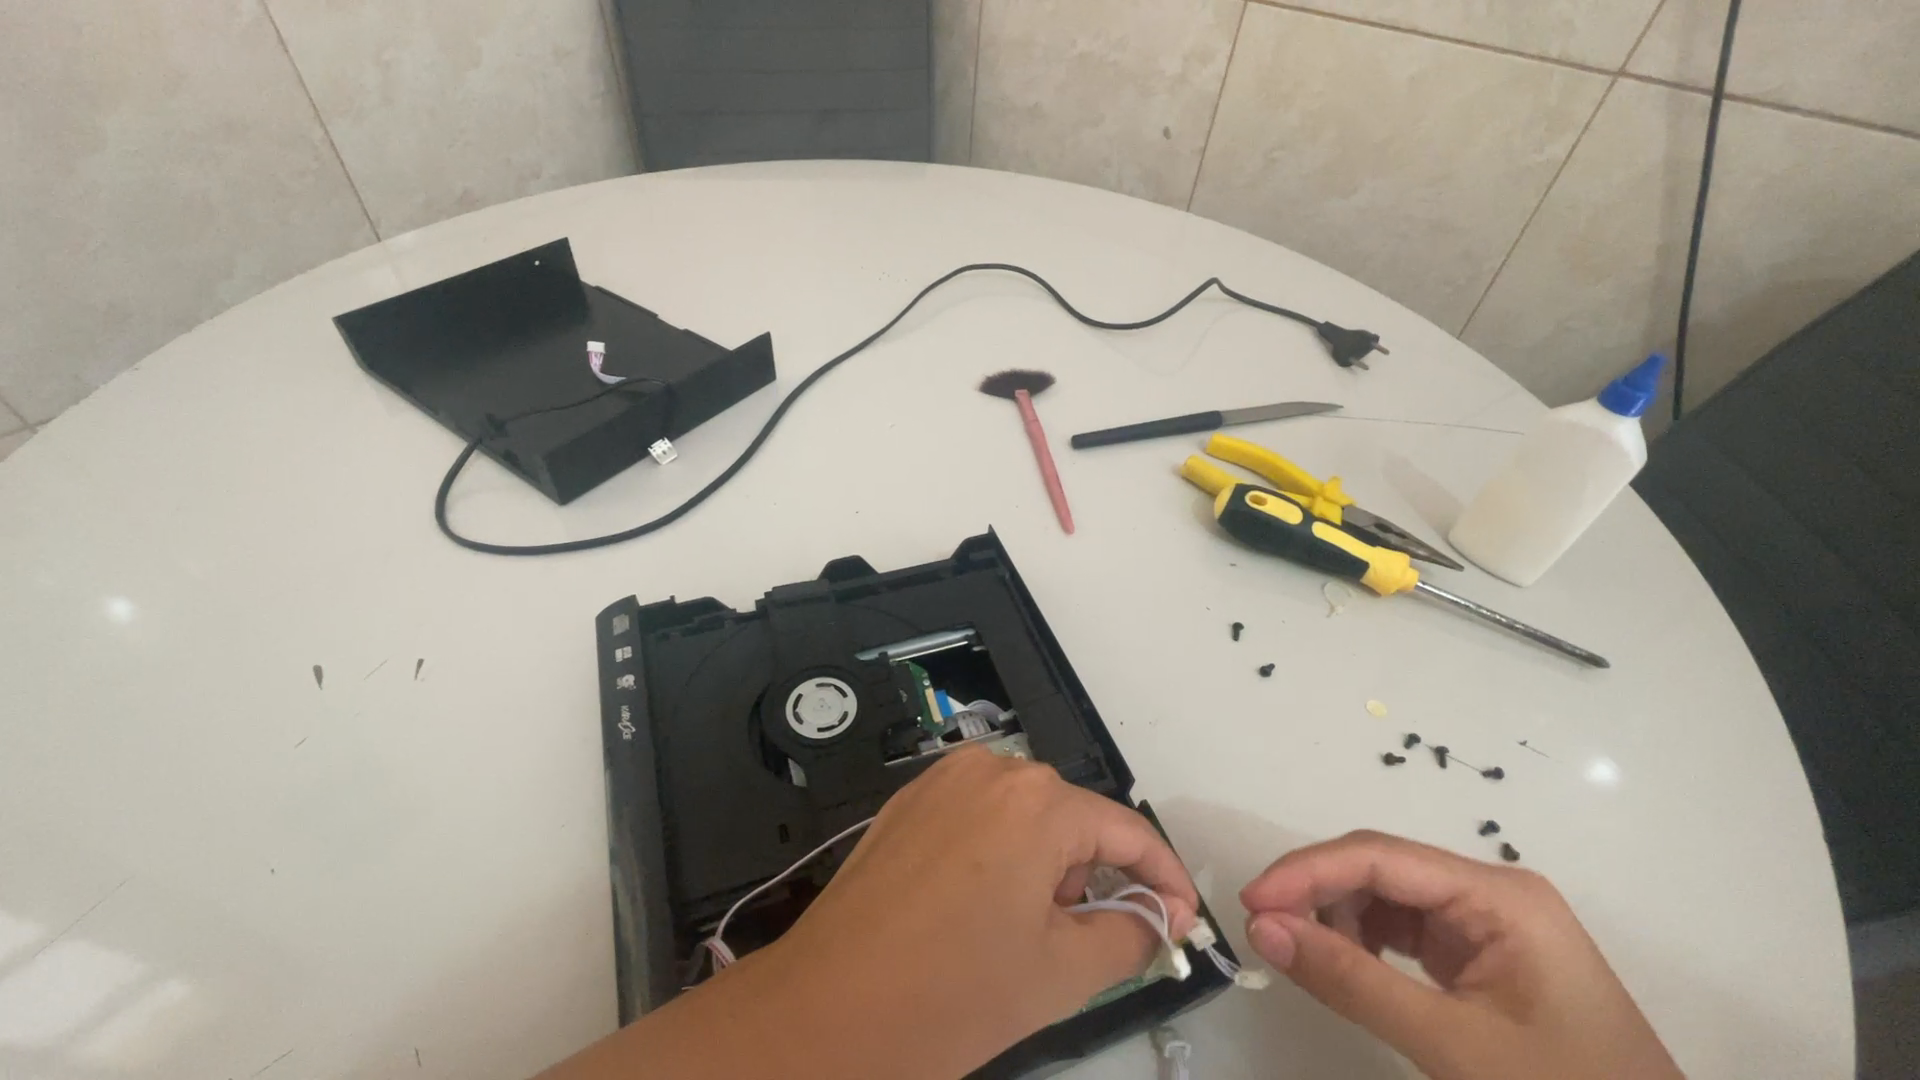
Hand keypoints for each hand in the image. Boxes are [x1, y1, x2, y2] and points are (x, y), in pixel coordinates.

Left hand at [540, 745, 1199, 1079]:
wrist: (825, 1008)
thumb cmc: (952, 992)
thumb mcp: (1059, 972)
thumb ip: (1130, 933)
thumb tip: (1158, 916)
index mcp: (1037, 801)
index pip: (1126, 831)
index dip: (1163, 877)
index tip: (1181, 919)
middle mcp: (991, 769)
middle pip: (1071, 819)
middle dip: (1091, 875)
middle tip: (1080, 942)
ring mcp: (941, 779)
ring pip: (1023, 815)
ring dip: (1043, 866)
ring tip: (1018, 932)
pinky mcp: (906, 801)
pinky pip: (977, 816)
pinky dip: (997, 854)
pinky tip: (975, 907)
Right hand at [1239, 830, 1680, 1079]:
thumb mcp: (1452, 1044)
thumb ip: (1352, 981)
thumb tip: (1261, 929)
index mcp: (1499, 895)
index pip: (1379, 856)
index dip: (1306, 872)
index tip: (1251, 905)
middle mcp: (1491, 892)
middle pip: (1380, 869)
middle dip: (1318, 894)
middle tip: (1266, 931)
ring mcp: (1488, 923)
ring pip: (1387, 897)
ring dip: (1337, 919)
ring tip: (1305, 955)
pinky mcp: (1482, 955)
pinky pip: (1405, 930)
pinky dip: (1364, 943)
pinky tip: (1345, 966)